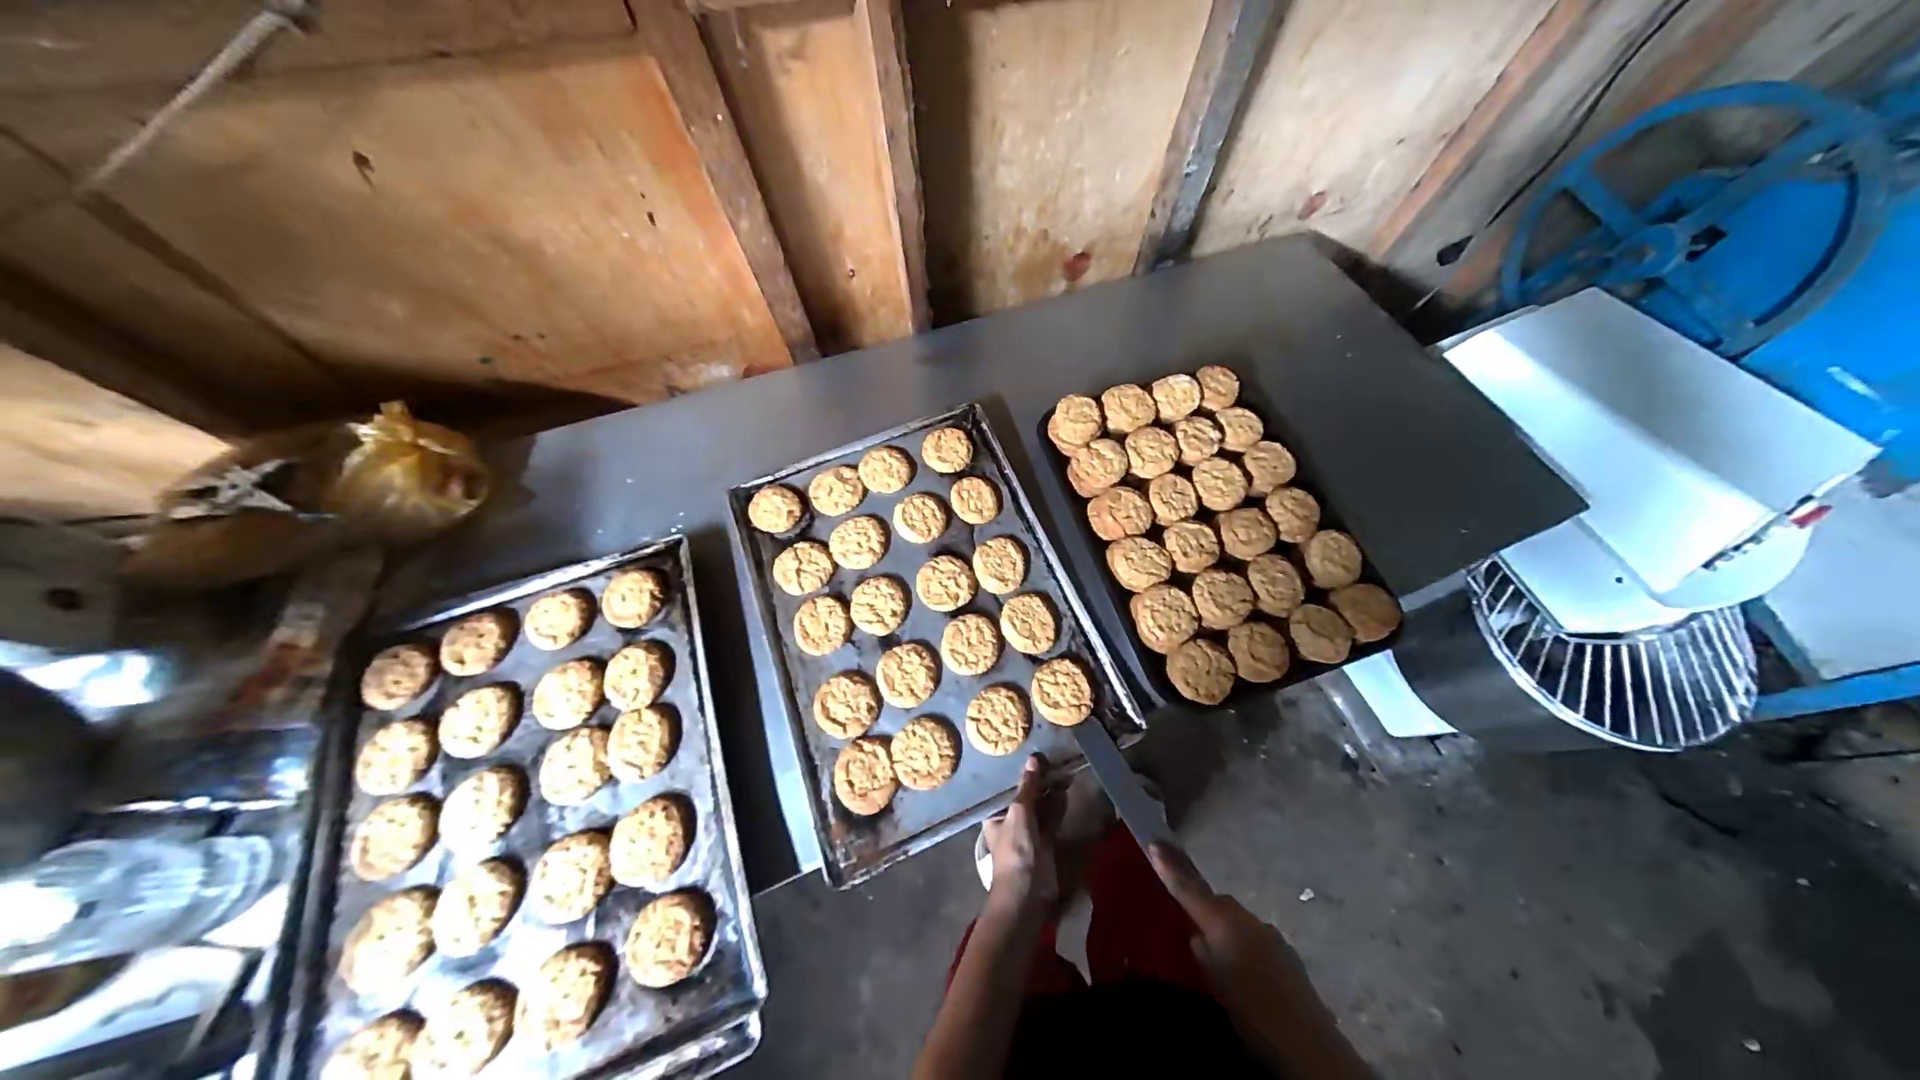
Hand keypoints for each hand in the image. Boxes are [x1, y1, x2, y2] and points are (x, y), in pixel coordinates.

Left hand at [982, 755, 1057, 913]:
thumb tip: (1034, 758)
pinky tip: (1066, 791)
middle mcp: (1010, 822)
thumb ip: (1028, 787)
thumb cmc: (1016, 849)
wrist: (1027, 893)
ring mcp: (1028, 834)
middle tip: (1055, 761)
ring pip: (1041, 807)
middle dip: (1040, 782)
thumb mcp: (1019, 812)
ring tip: (1064, 771)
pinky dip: (1057, 807)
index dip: (1024, 774)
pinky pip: (1051, 820)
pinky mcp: (1045, 843)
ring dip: (1051, 792)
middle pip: (1027, 797)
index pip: (1010, 788)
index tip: (1037, 756)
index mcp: (996, 814)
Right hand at [1147, 842, 1308, 1008]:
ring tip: (1218, 956)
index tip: (1155, 843)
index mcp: (1225, 921)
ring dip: (1227, 930)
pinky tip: (1246, 974)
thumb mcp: (1212, 979)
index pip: (1191, 887)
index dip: (1172, 865)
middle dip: (1203, 906)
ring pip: (1239, 922)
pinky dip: (1245, 947)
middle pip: (1219, 903)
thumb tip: (1197, 933)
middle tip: (1187, 922)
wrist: (1308, 1044)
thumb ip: (1200, 948)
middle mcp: (1249, 919)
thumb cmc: (1251, 1008)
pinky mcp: (1289, 957)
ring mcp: (1273, 937)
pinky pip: (1256, 940)